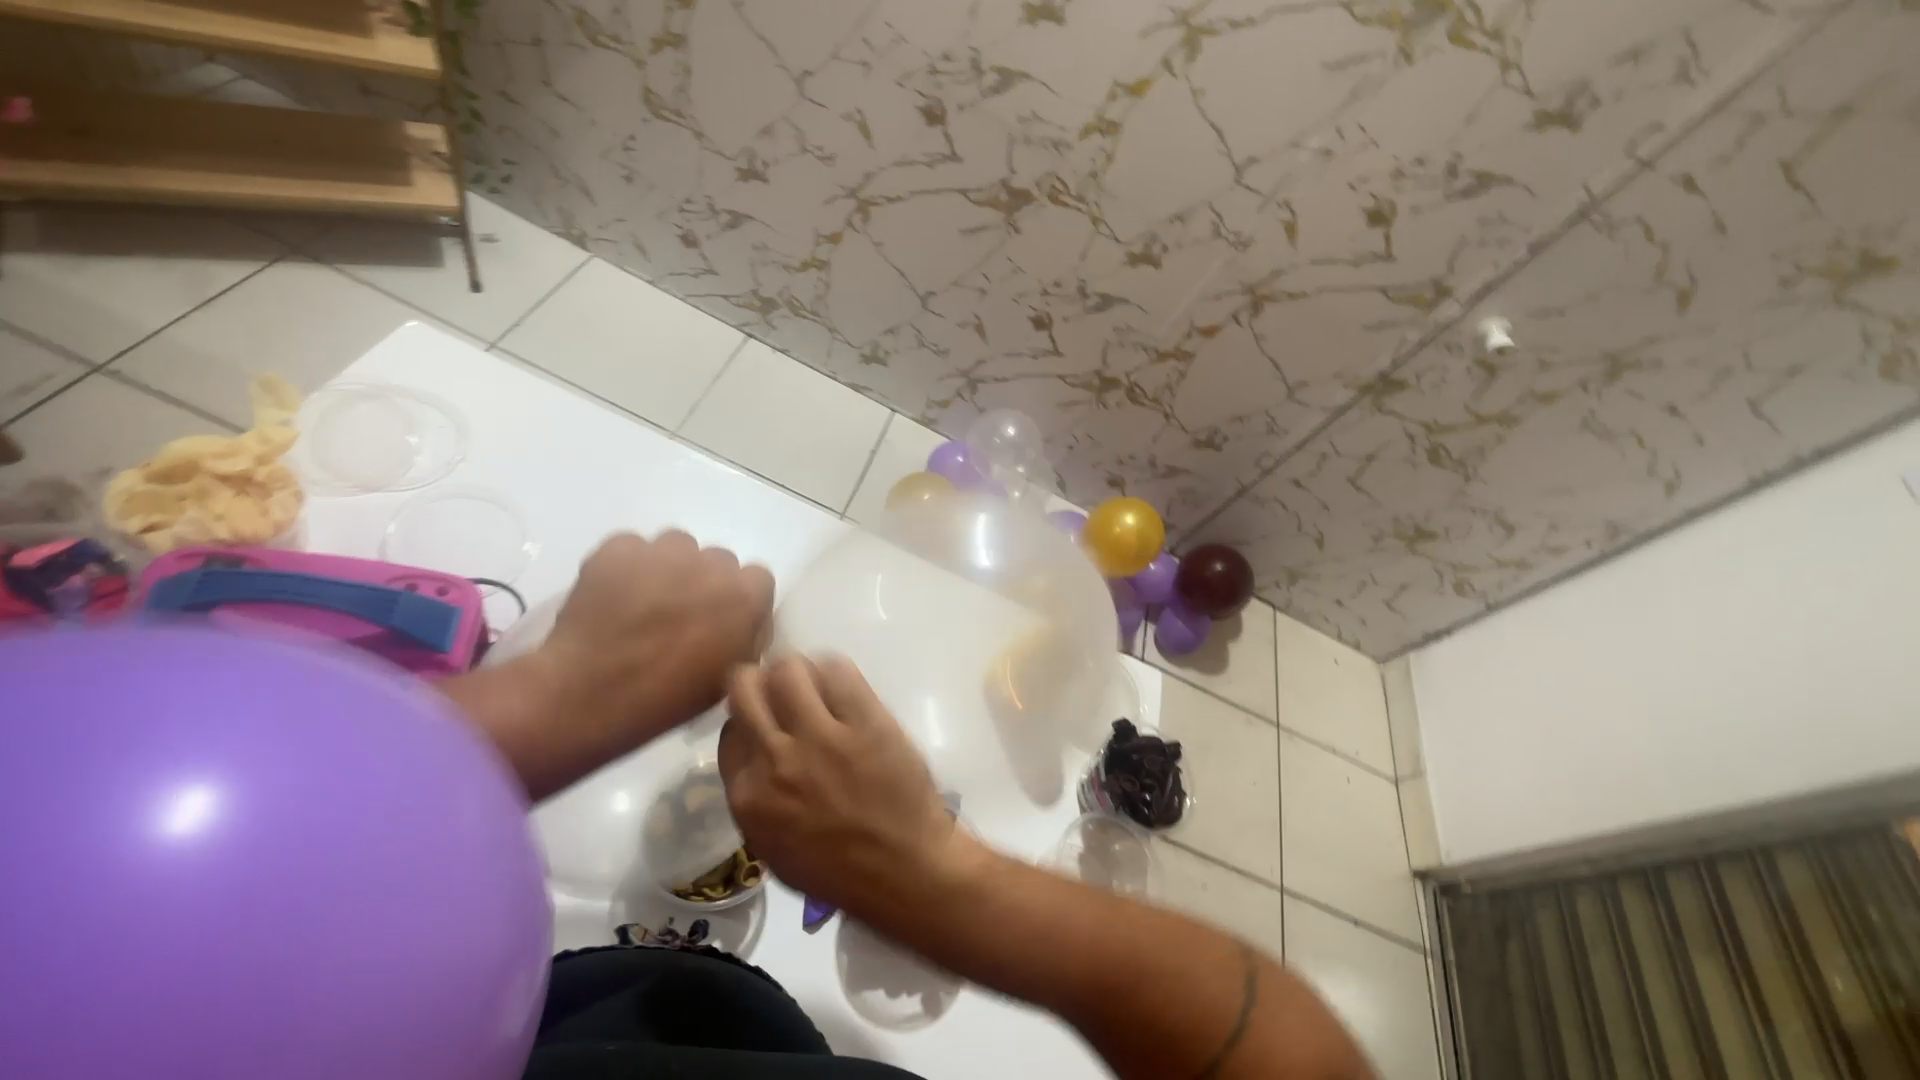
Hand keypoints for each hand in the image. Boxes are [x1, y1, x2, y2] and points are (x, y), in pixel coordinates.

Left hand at [543, 530, 773, 744]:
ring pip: (677, 546)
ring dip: (669, 568)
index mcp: (746, 597)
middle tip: (678, 614)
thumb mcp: (730, 677)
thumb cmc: (667, 698)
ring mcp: (663, 550)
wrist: (589, 694)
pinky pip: (633, 548)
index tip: (718, 620)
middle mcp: (712, 563)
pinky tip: (612, 597)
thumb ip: (748, 637)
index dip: (737, 599)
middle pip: (717, 560)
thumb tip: (746, 620)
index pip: (758, 579)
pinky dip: (627, 566)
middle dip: (703, 581)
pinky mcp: (619, 547)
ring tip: (644, 602)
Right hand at [719, 656, 984, 925]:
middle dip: (760, 680)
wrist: (903, 871)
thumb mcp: (773, 847)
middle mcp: (776, 759)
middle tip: (783, 687)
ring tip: (816, 684)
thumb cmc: (839, 868)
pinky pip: (837, 671)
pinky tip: (843, 685)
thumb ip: (755, 797)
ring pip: (789, 670)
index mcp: (749, 795)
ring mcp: (821, 737)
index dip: (748, 719)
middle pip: (746, 688)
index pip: (729, 731)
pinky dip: (834, 669)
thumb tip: (753, 754)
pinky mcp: (865, 721)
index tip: (767, 718)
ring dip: (798, 670)